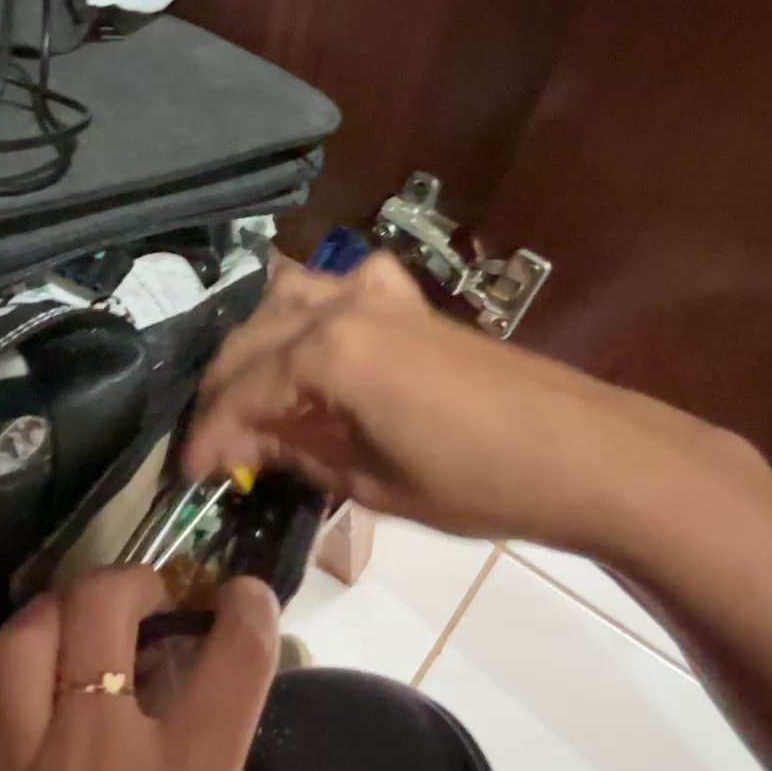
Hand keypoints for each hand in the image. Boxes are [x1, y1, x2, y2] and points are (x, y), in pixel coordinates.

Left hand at [0, 568, 280, 770]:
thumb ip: (213, 755)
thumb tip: (206, 684)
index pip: (236, 656)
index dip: (251, 606)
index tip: (245, 594)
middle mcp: (99, 753)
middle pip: (104, 609)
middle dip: (132, 580)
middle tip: (147, 599)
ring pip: (23, 638)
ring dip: (55, 615)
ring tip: (76, 624)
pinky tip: (0, 690)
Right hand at [181, 254, 771, 564]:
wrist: (583, 452)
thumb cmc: (478, 482)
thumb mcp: (372, 481)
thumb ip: (296, 450)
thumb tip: (243, 444)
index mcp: (330, 354)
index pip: (243, 392)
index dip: (210, 436)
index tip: (188, 472)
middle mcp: (342, 306)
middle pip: (251, 339)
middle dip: (222, 392)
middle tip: (212, 441)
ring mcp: (377, 293)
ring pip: (282, 300)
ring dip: (253, 345)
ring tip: (243, 391)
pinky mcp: (405, 298)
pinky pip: (334, 288)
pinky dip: (303, 311)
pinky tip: (304, 338)